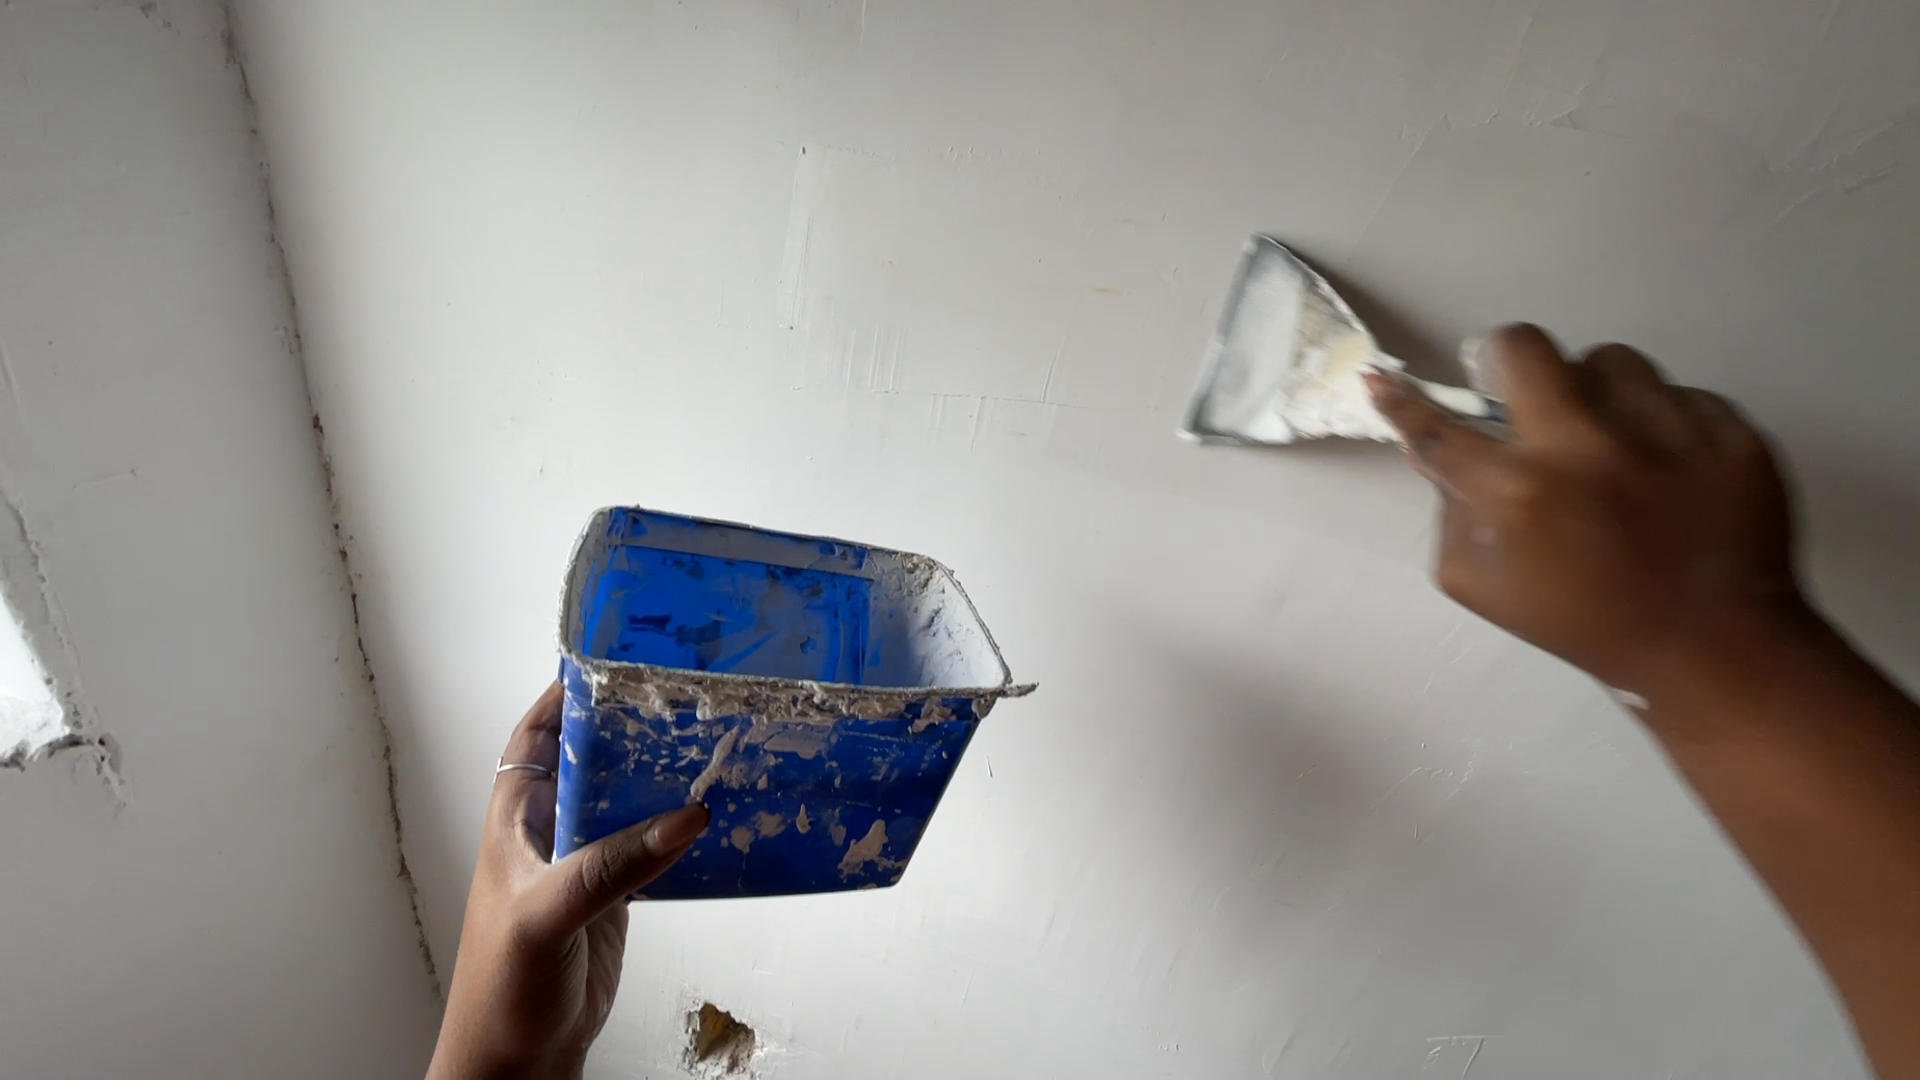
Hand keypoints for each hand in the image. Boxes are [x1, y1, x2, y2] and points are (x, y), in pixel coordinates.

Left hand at [427, 683, 709, 1079]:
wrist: (521, 1058)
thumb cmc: (505, 987)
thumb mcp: (547, 916)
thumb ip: (611, 866)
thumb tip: (688, 815)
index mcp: (518, 817)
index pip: (537, 736)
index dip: (564, 695)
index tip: (611, 660)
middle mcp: (553, 826)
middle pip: (593, 755)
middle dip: (629, 722)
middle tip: (679, 691)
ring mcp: (588, 855)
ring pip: (627, 793)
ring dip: (660, 768)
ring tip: (707, 736)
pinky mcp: (617, 884)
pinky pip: (651, 835)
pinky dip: (678, 817)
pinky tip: (712, 805)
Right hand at [1365, 324, 1808, 693]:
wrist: (1709, 644)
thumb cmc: (1571, 616)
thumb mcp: (1475, 579)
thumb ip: (1449, 510)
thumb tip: (1435, 452)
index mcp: (1514, 491)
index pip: (1437, 429)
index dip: (1399, 401)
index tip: (1378, 379)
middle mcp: (1585, 447)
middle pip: (1526, 349)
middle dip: (1503, 356)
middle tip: (1510, 382)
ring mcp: (1667, 434)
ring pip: (1608, 360)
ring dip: (1587, 389)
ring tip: (1597, 432)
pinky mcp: (1731, 433)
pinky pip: (1675, 393)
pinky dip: (1651, 419)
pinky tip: (1656, 464)